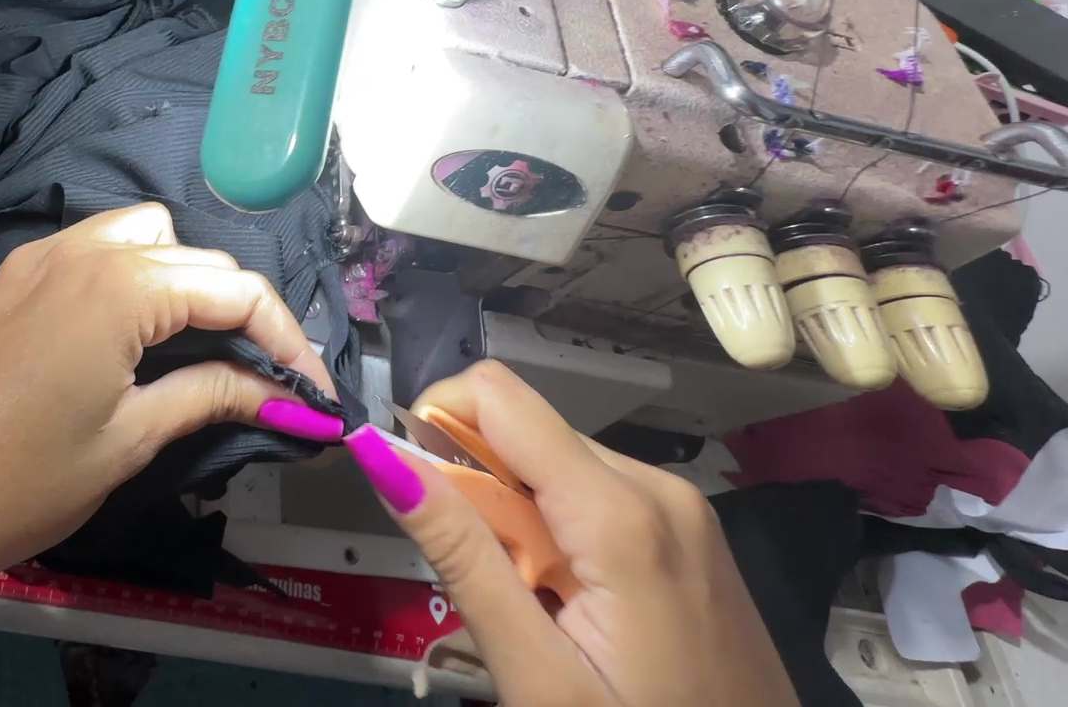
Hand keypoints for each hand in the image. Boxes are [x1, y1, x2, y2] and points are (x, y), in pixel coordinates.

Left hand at [0, 203, 341, 626]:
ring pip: (147, 234)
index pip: (235, 290)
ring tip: (197, 341)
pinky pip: (97, 246)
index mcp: (121, 286)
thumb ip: (214, 395)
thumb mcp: (132, 440)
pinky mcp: (18, 273)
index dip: (288, 338)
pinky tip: (136, 327)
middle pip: (197, 258)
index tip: (315, 389)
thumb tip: (289, 394)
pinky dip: (135, 272)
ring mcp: (45, 254)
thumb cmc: (23, 482)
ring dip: (186, 277)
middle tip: (263, 374)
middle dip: (242, 310)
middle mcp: (85, 248)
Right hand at [345, 361, 796, 706]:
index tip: (421, 495)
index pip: (495, 394)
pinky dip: (551, 522)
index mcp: (620, 511)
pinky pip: (588, 486)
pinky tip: (571, 597)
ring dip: (511, 507)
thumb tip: (380, 450)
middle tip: (489, 578)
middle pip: (521, 427)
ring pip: (549, 457)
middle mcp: (655, 484)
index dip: (437, 420)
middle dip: (475, 482)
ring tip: (533, 599)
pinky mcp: (688, 528)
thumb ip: (459, 552)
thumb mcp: (536, 673)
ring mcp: (680, 506)